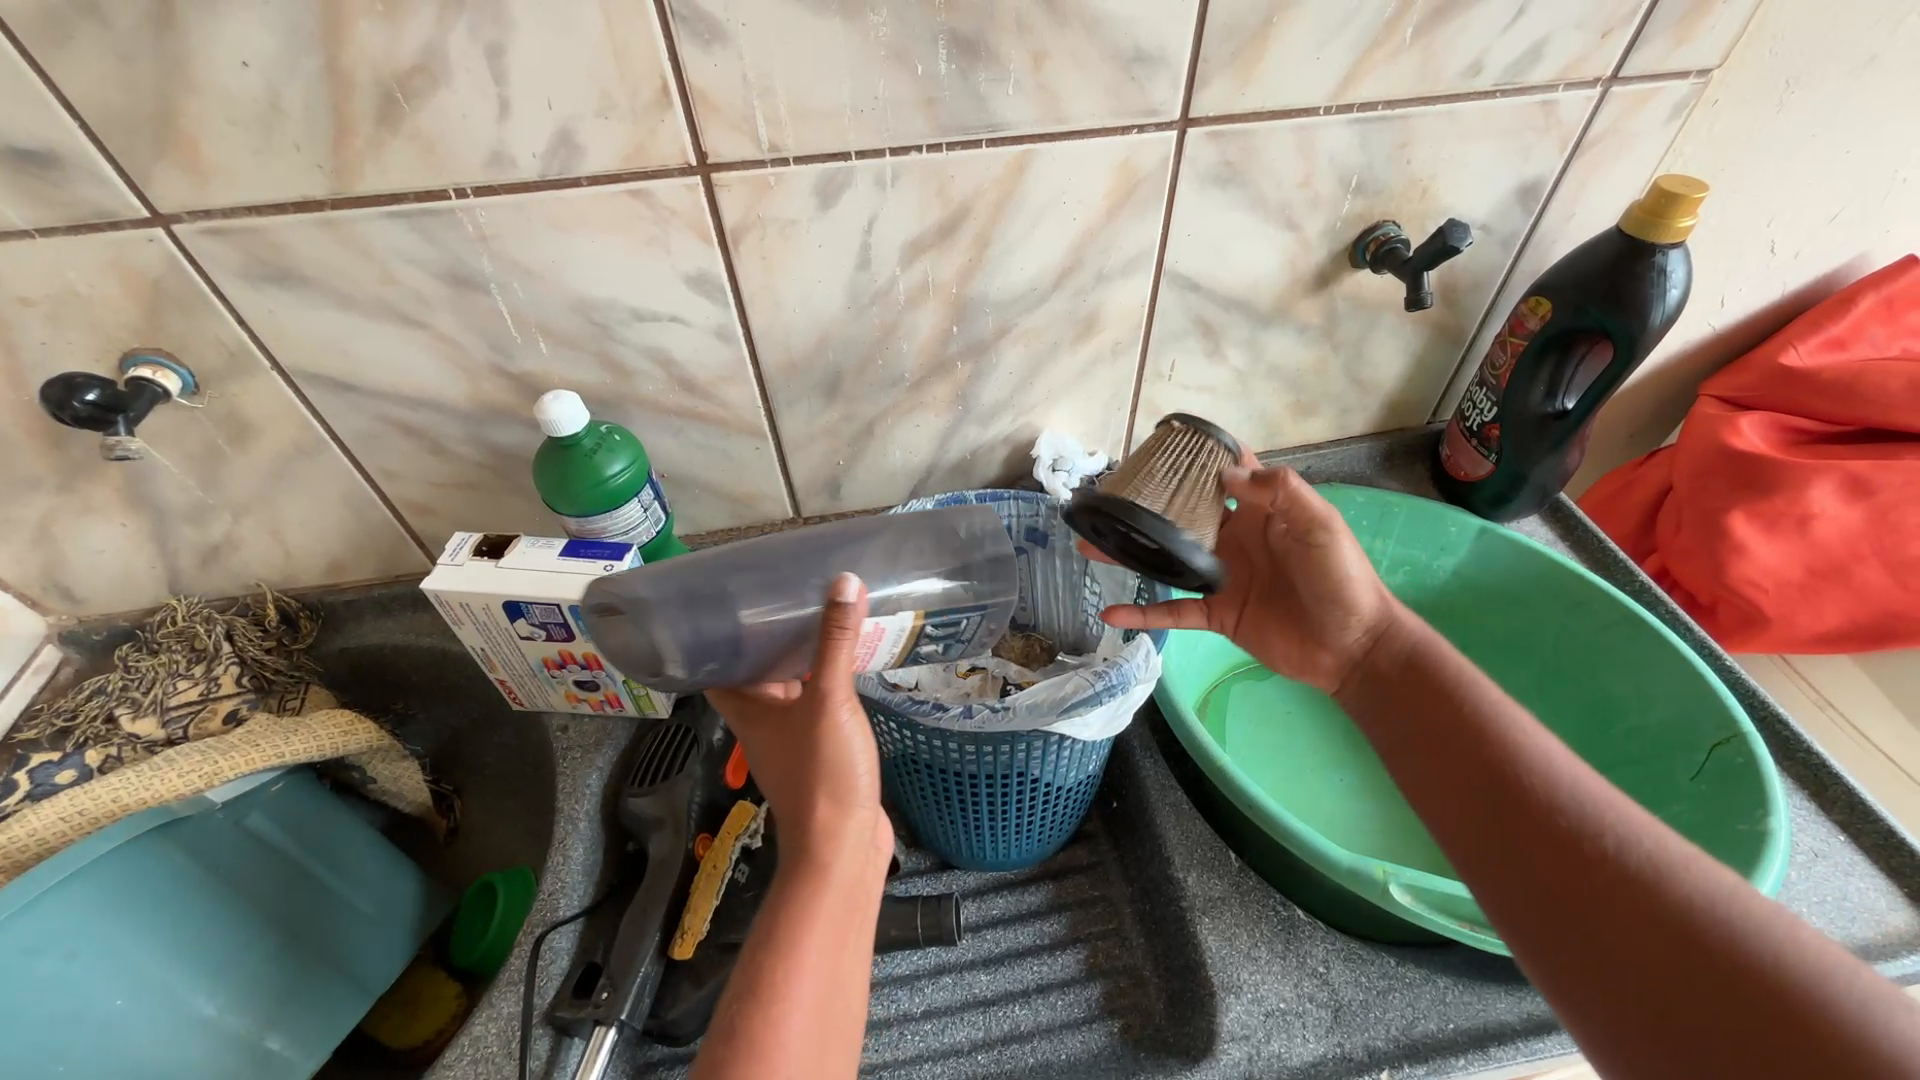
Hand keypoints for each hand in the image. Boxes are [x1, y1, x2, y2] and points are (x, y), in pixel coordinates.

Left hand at [707, 573, 894, 876]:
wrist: (843, 846)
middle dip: (770, 636)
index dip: (718, 632)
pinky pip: (818, 705)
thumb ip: (835, 642)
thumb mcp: (828, 700)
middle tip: (791, 593)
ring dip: (803, 658)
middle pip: (757, 670)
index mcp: (747, 708)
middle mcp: (762, 721)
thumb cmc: (821, 773)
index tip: (733, 596)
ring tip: (823, 615)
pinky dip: (828, 682)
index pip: (716, 663)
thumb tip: (845, 582)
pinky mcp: (820, 750)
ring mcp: (791, 737)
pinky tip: (850, 663)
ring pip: (790, 687)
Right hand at [1093, 461, 1402, 694]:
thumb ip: (1278, 491)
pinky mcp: (1217, 614)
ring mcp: (1222, 577)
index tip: (1158, 446)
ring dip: (1129, 555)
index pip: (1225, 473)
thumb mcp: (1320, 523)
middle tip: (1106, 498)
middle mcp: (1235, 538)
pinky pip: (1173, 611)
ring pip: (1166, 560)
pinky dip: (1143, 613)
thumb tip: (1224, 473)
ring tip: (1089, 546)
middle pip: (1181, 515)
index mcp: (1261, 511)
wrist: (1353, 646)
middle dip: (1146, 505)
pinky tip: (1112, 612)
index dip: (1196, 457)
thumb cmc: (1341, 578)